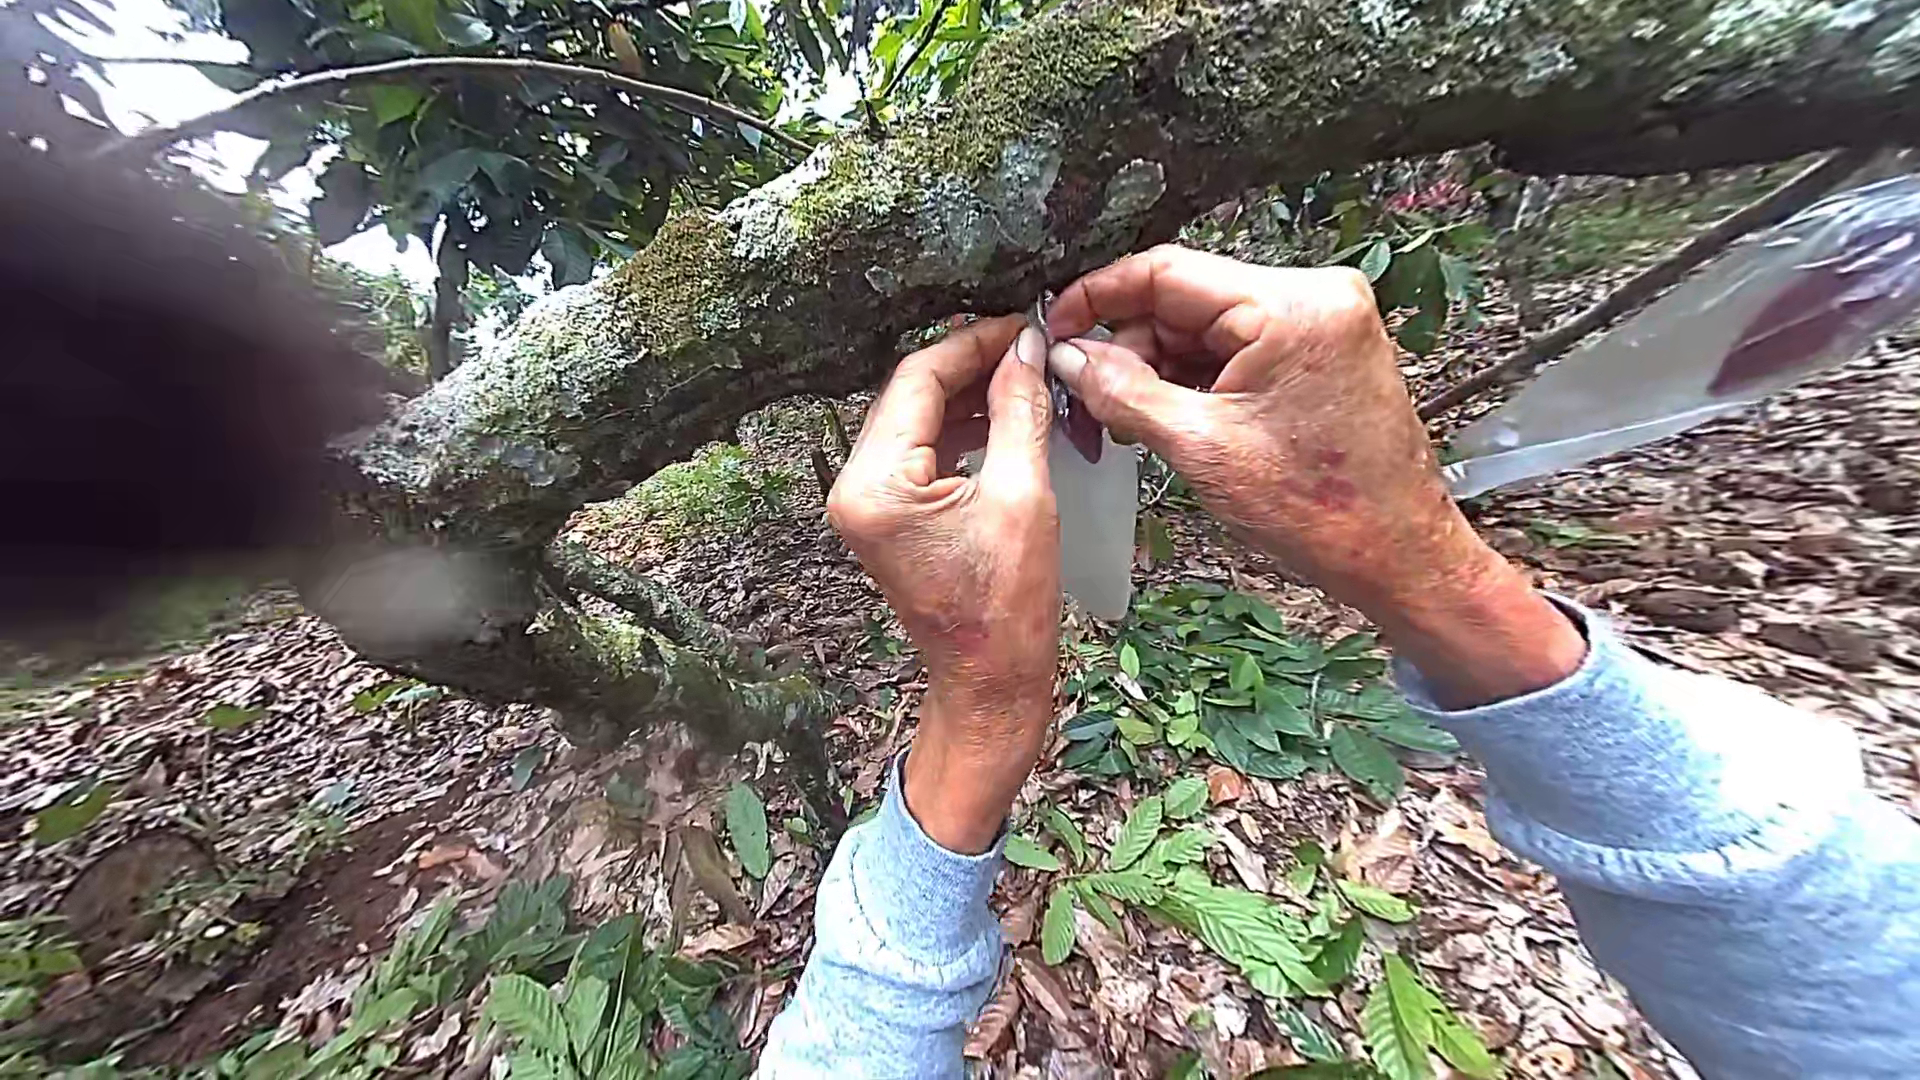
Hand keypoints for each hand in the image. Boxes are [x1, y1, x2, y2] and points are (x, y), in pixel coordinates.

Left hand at [828, 316, 1059, 852]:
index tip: (1019, 325)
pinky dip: (959, 431)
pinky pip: (919, 453)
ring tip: (1021, 379)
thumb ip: (1018, 411)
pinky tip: (1000, 419)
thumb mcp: (1021, 496)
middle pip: (911, 397)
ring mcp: (865, 503)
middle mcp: (854, 488)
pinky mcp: (886, 515)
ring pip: (916, 422)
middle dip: (970, 368)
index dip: (972, 344)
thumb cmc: (1009, 605)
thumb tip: (1025, 347)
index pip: (918, 381)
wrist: (989, 679)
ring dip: (967, 398)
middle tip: (1025, 349)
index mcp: (875, 485)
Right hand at [1046, 246, 1583, 707]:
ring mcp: (1309, 327)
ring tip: (1119, 421)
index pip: (1167, 272)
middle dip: (1123, 348)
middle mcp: (1306, 299)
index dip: (1098, 296)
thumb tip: (1067, 357)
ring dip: (1149, 372)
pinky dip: (1182, 384)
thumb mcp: (1199, 446)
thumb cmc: (1312, 507)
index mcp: (1289, 306)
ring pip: (1196, 332)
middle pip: (1180, 303)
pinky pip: (1223, 355)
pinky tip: (1156, 418)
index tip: (1055, 326)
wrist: (1393, 553)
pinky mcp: (1306, 357)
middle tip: (1081, 394)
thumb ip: (1123, 391)